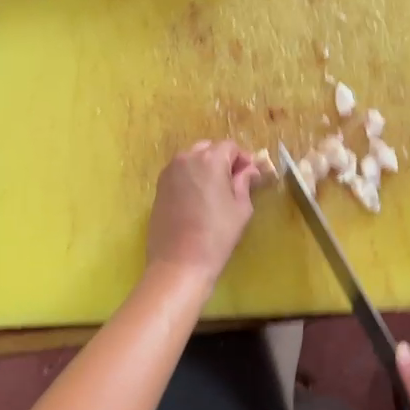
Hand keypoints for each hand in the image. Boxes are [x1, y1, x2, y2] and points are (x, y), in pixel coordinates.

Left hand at [146, 141, 258, 285]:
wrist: (179, 263)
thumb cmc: (217, 236)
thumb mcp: (241, 208)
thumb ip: (245, 182)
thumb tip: (248, 170)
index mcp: (210, 160)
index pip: (230, 147)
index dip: (243, 159)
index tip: (250, 176)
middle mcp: (186, 158)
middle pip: (209, 149)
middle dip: (223, 160)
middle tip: (234, 183)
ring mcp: (169, 172)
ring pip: (192, 159)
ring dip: (205, 168)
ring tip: (215, 192)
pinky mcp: (159, 187)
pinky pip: (179, 173)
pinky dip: (191, 178)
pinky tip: (198, 200)